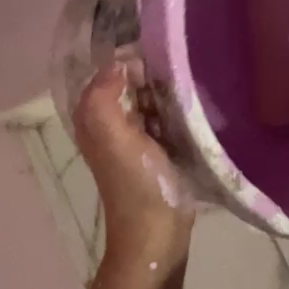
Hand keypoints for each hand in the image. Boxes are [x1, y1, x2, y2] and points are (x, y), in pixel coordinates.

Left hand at [73, 60, 193, 269]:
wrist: (157, 235)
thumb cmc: (136, 183)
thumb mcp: (113, 136)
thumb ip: (104, 97)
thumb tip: (117, 63)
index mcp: (94, 120)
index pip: (105, 75)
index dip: (125, 61)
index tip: (157, 53)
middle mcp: (110, 127)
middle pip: (128, 86)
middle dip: (149, 74)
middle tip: (178, 67)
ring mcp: (135, 141)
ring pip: (148, 101)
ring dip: (165, 92)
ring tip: (190, 81)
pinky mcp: (157, 153)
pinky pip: (164, 119)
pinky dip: (176, 111)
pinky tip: (194, 106)